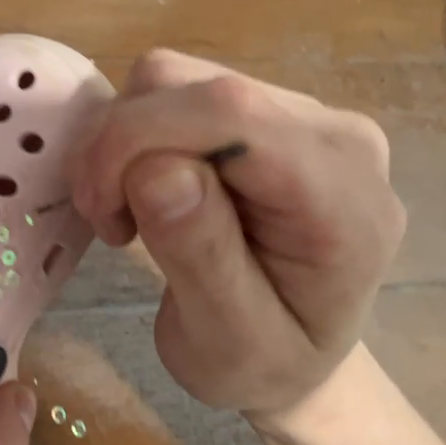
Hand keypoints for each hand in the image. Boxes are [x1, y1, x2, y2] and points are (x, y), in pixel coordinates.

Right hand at [69, 49, 405, 417]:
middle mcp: (332, 132)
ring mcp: (298, 112)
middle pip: (189, 87)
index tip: (102, 212)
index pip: (229, 115)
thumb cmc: (264, 365)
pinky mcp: (260, 108)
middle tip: (109, 221)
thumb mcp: (228, 343)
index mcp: (344, 196)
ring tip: (126, 212)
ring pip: (169, 79)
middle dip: (119, 147)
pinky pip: (170, 91)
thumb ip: (202, 258)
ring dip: (120, 142)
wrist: (294, 360)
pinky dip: (131, 135)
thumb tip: (157, 169)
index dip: (138, 140)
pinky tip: (141, 188)